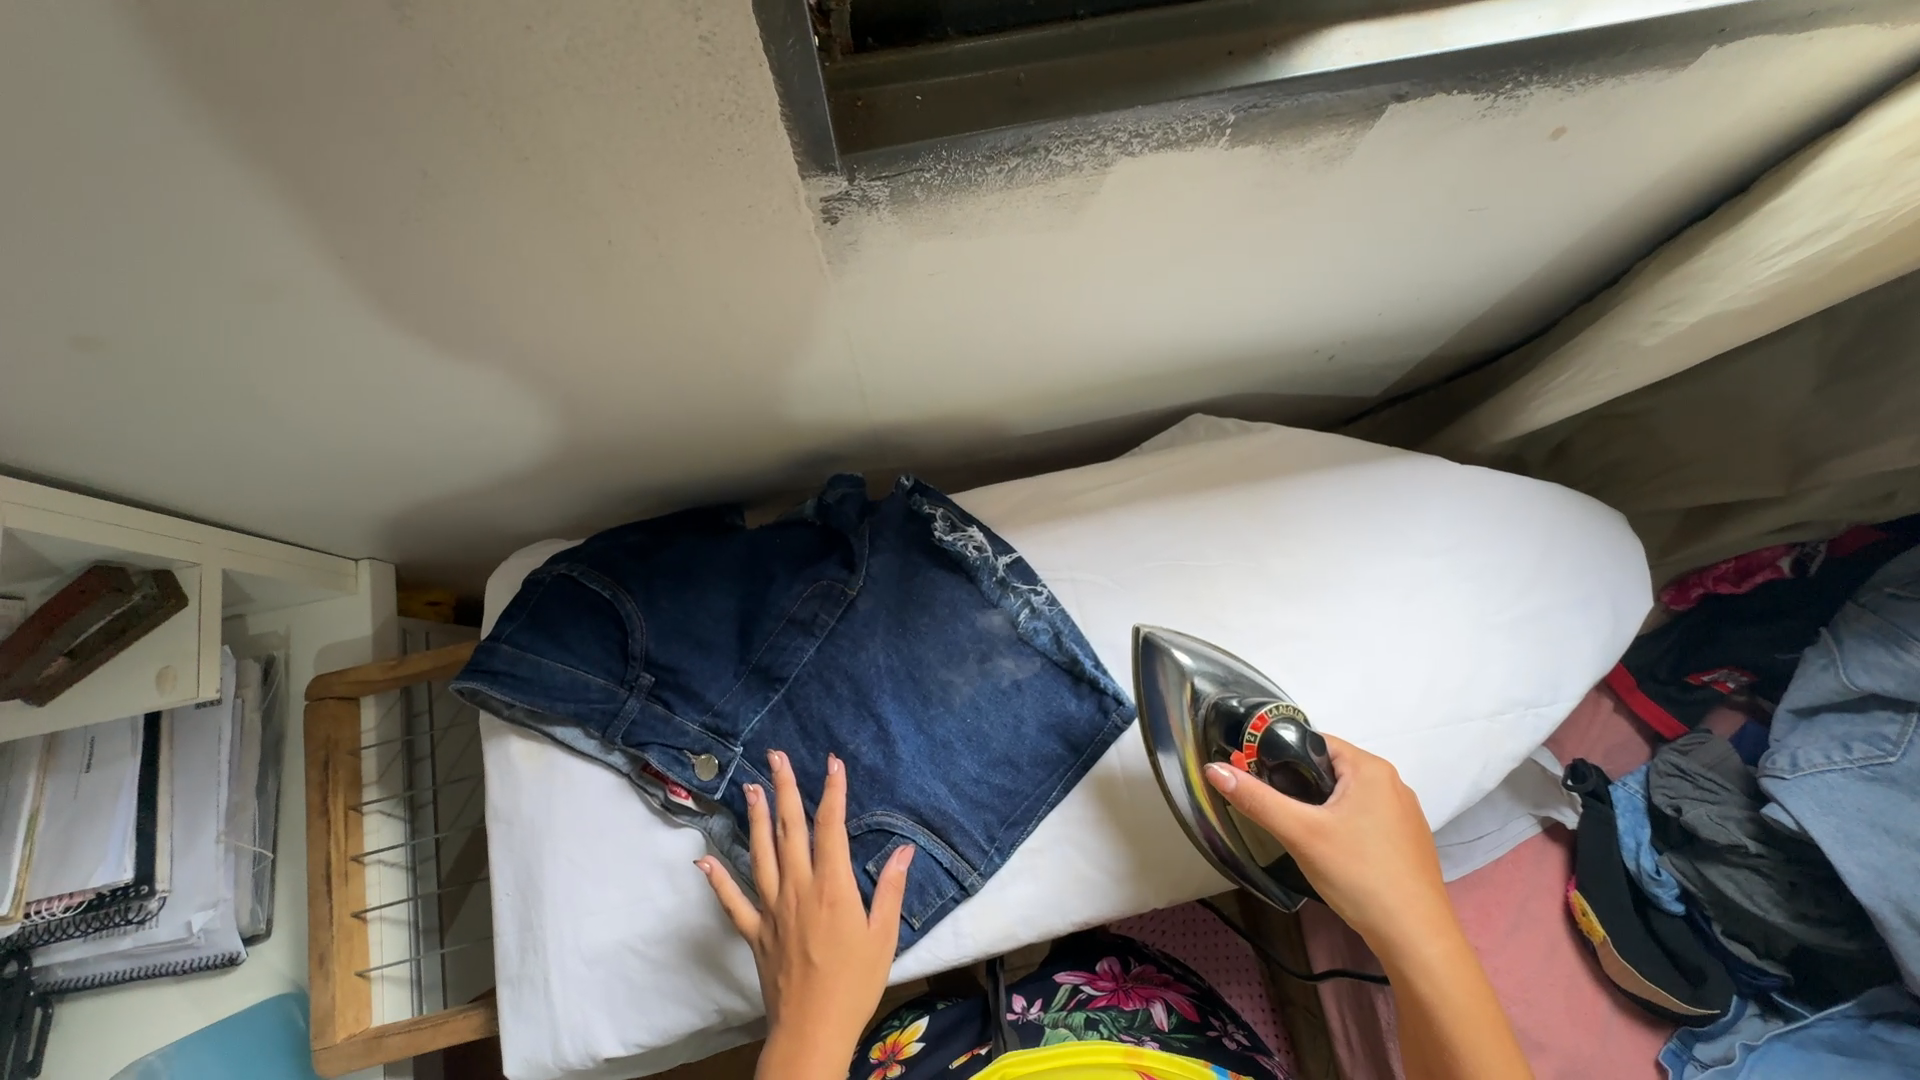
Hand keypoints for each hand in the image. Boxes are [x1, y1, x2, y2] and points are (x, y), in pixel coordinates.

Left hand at [699, 749, 915, 1079]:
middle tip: (776, 757)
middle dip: (785, 789)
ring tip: (751, 787)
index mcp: (833, 887)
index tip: (833, 763)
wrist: (812, 1031)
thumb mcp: (884, 936)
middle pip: (790, 829)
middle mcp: (798, 889)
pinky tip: (705, 859)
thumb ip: (891, 889)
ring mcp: (771, 909)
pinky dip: (718, 878)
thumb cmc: (855, 984)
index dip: (833, 792)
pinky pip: (733, 900)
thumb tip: (904, 849)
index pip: (831, 828)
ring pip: (760, 853)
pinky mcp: (754, 932)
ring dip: (756, 818)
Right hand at [1208, 737, 1532, 1079]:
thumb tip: (1212, 769)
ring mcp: (1404, 813)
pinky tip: (1328, 849)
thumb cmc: (1359, 874)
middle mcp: (1392, 782)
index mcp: (1370, 768)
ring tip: (1295, 828)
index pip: (1315, 741)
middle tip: (1271, 806)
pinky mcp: (1406, 840)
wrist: (1416, 938)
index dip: (1280, 753)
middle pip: (1329, 767)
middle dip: (1297, 781)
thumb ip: (1255, 798)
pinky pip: (1363, 816)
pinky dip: (1340, 823)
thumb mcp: (1299, 833)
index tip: (1253, 774)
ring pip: (1346, 794)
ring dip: (1318, 804)